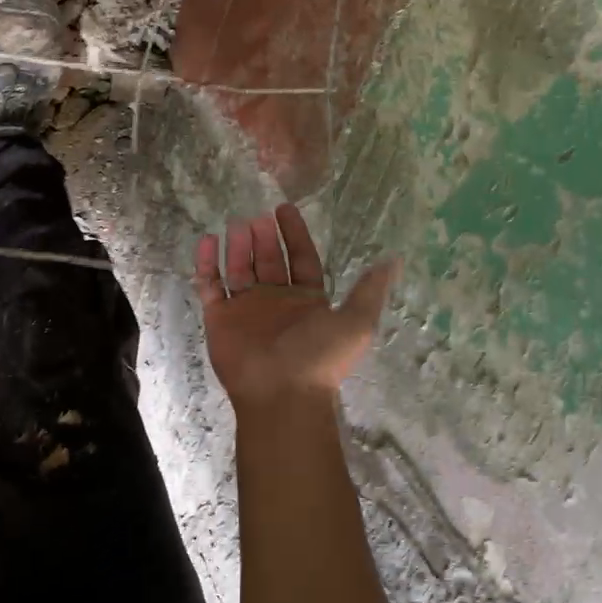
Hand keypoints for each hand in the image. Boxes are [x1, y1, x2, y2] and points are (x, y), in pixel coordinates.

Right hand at [193, 204, 396, 413]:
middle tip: (256, 218)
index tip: (283, 209)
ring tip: (236, 225)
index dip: (294, 234)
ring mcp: (246, 309)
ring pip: (239, 269)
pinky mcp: (220, 318)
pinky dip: (206, 264)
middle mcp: (275, 301)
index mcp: (307, 300)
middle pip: (268, 261)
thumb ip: (369, 290)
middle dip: (263, 238)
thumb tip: (394, 260)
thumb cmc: (318, 356)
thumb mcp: (356, 322)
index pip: (301, 258)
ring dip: (238, 247)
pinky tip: (208, 242)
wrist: (281, 393)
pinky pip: (210, 285)